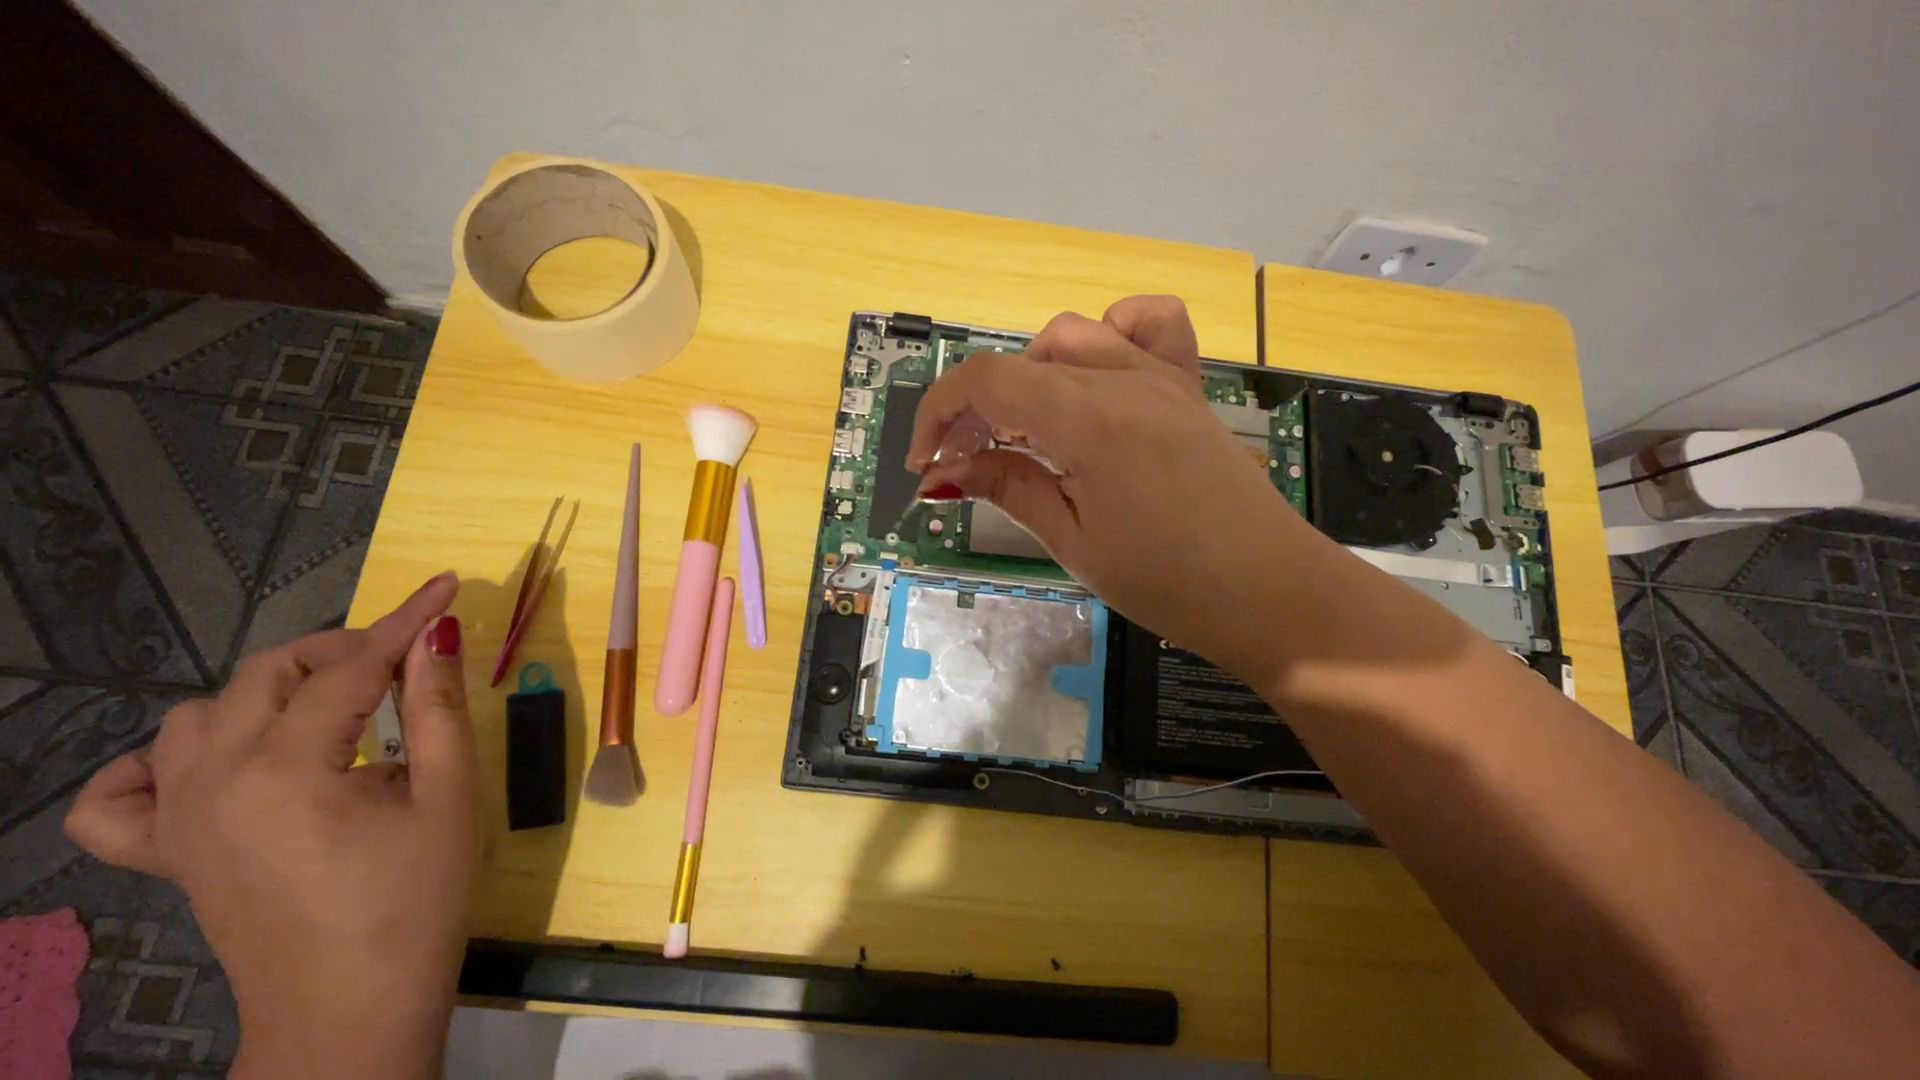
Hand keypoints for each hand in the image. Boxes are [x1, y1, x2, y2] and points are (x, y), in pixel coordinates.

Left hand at [65, 572, 477, 1078]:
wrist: (352, 1007)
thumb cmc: (416, 901)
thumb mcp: (449, 797)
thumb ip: (438, 707)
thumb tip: (437, 636)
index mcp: (288, 768)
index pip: (349, 668)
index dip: (404, 623)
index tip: (447, 587)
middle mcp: (213, 781)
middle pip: (266, 675)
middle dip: (340, 650)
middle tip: (403, 662)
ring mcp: (177, 819)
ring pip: (201, 715)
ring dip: (268, 694)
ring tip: (331, 711)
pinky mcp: (165, 854)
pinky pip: (121, 795)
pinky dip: (156, 766)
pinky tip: (213, 765)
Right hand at [909, 296, 1325, 686]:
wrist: (1269, 592)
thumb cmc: (1169, 582)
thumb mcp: (1074, 543)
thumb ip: (1009, 488)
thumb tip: (946, 470)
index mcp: (1087, 419)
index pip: (987, 380)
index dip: (939, 413)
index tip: (928, 464)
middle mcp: (1123, 378)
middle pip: (1022, 361)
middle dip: (977, 409)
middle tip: (969, 465)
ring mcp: (1162, 377)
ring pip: (1073, 335)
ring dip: (1031, 373)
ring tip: (1028, 428)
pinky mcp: (1188, 388)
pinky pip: (1152, 324)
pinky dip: (1113, 333)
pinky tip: (1099, 376)